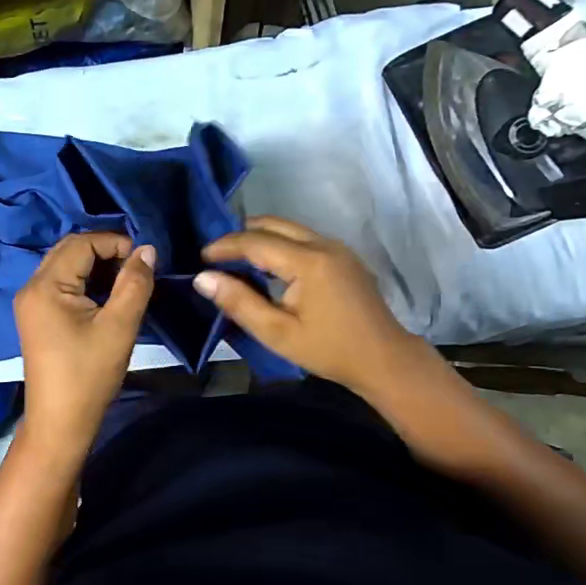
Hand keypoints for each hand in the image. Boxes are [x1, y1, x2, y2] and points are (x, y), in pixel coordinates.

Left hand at [14, 233, 156, 444]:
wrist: (60, 421)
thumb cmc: (89, 374)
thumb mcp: (119, 326)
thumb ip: (134, 283)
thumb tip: (147, 250)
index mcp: (46, 286)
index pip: (82, 243)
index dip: (115, 243)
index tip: (145, 262)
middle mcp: (32, 287)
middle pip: (70, 249)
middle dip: (106, 252)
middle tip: (137, 270)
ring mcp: (31, 302)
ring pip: (66, 265)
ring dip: (97, 267)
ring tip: (126, 283)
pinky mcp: (37, 316)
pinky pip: (62, 284)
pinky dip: (86, 282)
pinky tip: (108, 297)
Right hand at [194, 217, 434, 395]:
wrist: (384, 359)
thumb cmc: (328, 350)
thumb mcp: (277, 333)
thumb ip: (238, 302)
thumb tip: (202, 278)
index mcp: (308, 262)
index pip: (256, 242)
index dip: (224, 247)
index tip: (200, 259)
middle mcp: (324, 244)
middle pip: (273, 225)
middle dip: (240, 236)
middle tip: (215, 256)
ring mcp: (337, 248)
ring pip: (289, 229)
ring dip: (260, 238)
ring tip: (236, 261)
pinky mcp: (343, 256)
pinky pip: (303, 238)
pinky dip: (278, 244)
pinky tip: (267, 267)